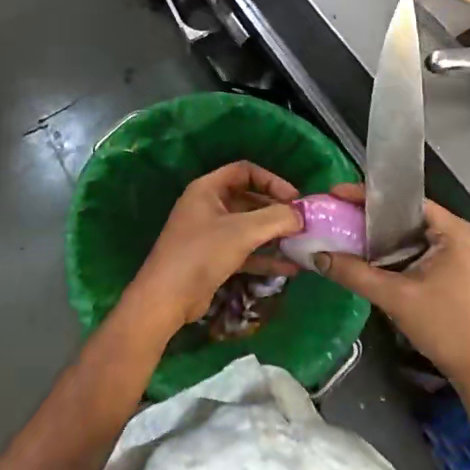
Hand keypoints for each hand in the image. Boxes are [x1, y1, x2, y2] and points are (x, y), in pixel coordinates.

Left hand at [123, 161, 303, 333]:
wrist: (166, 298)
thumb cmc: (202, 253)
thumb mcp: (243, 231)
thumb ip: (277, 218)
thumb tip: (302, 214)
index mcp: (207, 189)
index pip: (245, 171)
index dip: (271, 180)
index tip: (294, 198)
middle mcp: (208, 206)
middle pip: (249, 199)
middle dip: (276, 210)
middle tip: (302, 223)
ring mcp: (210, 233)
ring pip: (248, 227)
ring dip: (274, 234)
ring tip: (302, 244)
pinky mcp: (214, 258)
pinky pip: (245, 250)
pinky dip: (265, 257)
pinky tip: (290, 268)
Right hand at [315, 184, 469, 383]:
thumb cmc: (444, 325)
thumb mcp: (394, 296)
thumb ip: (354, 274)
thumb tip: (316, 256)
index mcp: (452, 230)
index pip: (405, 200)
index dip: (368, 196)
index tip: (336, 194)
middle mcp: (455, 234)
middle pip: (404, 215)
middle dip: (368, 214)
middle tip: (334, 212)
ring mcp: (453, 252)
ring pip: (406, 233)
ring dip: (376, 234)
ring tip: (341, 229)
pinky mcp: (447, 269)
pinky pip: (411, 249)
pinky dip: (388, 250)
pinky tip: (362, 255)